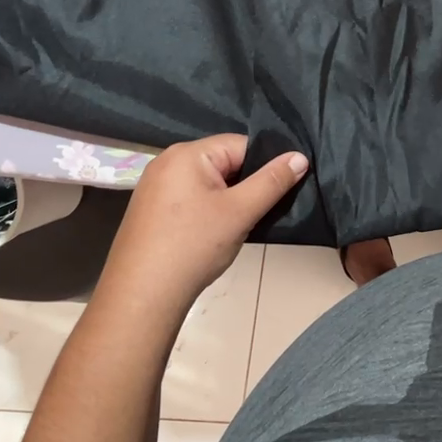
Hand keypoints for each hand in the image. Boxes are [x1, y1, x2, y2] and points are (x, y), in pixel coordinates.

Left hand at [98, 134, 307, 307]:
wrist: (141, 296)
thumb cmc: (193, 246)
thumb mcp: (240, 212)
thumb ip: (272, 181)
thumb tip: (300, 156)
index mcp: (187, 154)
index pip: (241, 145)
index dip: (265, 166)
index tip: (281, 190)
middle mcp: (167, 162)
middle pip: (225, 163)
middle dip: (246, 185)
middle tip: (261, 211)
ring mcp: (155, 187)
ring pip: (209, 184)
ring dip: (229, 201)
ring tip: (241, 225)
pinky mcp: (151, 210)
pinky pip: (191, 199)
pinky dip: (209, 211)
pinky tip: (214, 235)